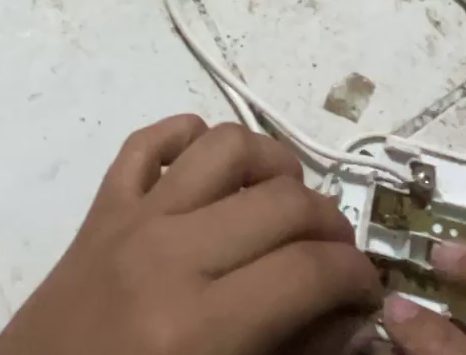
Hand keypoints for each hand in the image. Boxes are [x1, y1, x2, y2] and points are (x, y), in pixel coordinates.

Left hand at [0, 115, 382, 354]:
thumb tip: (353, 319)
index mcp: (196, 328)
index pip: (308, 271)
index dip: (355, 275)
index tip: (367, 289)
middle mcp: (167, 256)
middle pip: (280, 201)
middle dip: (329, 222)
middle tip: (336, 253)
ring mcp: (129, 221)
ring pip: (222, 145)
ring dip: (270, 162)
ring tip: (283, 199)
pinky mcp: (98, 209)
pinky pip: (148, 142)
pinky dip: (185, 136)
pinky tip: (209, 168)